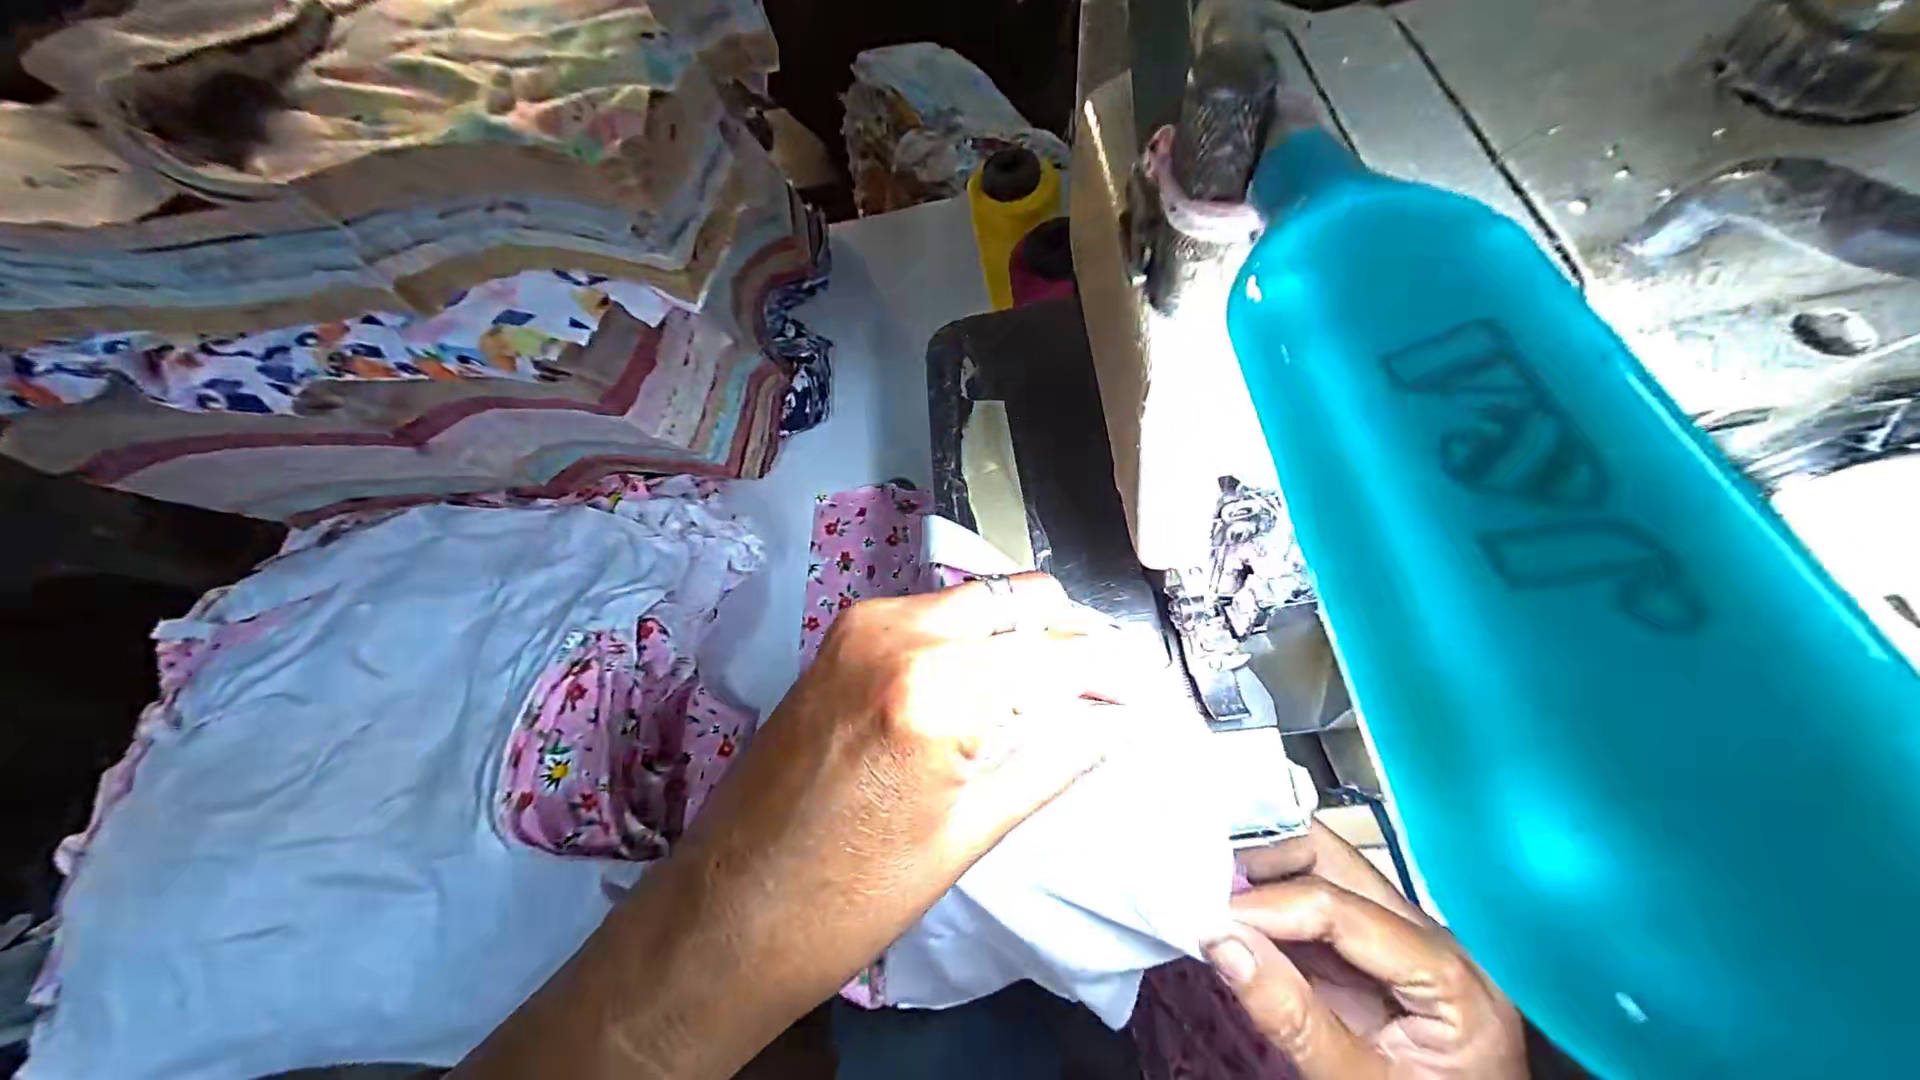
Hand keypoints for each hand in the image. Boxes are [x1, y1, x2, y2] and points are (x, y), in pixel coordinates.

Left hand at [676, 572, 1151, 992]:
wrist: (732, 905)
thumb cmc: (852, 893)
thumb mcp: (968, 832)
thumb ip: (1054, 760)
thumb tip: (1116, 722)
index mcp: (935, 687)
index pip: (1053, 656)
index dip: (1109, 668)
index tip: (1142, 682)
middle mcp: (897, 632)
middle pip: (1014, 597)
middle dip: (1063, 633)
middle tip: (1093, 681)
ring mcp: (862, 625)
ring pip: (973, 600)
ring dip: (1016, 632)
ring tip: (1044, 686)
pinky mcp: (841, 634)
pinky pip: (930, 615)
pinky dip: (969, 637)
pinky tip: (981, 682)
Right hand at [1205, 824, 1527, 1079]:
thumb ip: (1292, 1017)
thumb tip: (1219, 940)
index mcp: (1448, 977)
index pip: (1340, 908)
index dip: (1269, 905)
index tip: (1212, 918)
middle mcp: (1427, 936)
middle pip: (1335, 859)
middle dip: (1265, 860)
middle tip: (1211, 885)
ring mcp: (1397, 934)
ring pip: (1320, 863)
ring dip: (1263, 869)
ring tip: (1218, 892)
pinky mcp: (1364, 945)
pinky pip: (1308, 896)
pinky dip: (1266, 894)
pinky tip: (1234, 908)